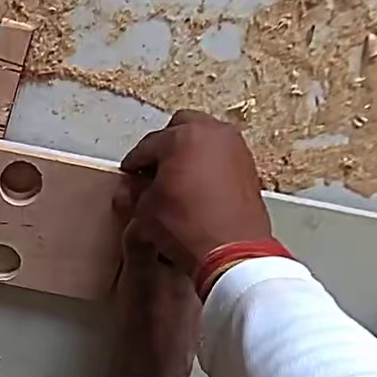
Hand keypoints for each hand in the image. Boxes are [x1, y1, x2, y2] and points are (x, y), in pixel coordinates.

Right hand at [117, 110, 273, 273]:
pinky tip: (196, 187)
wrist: (231, 250)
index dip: (134, 162)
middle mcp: (212, 133)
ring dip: (188, 152)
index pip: (147, 145)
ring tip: (175, 177)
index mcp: (182, 137)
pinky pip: (220, 155)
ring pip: (204, 138)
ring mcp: (234, 147)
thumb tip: (131, 188)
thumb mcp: (146, 210)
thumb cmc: (187, 227)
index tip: (129, 174)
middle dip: (165, 145)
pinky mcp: (247, 165)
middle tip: (153, 168)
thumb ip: (135, 192)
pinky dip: (207, 164)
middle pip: (180, 127)